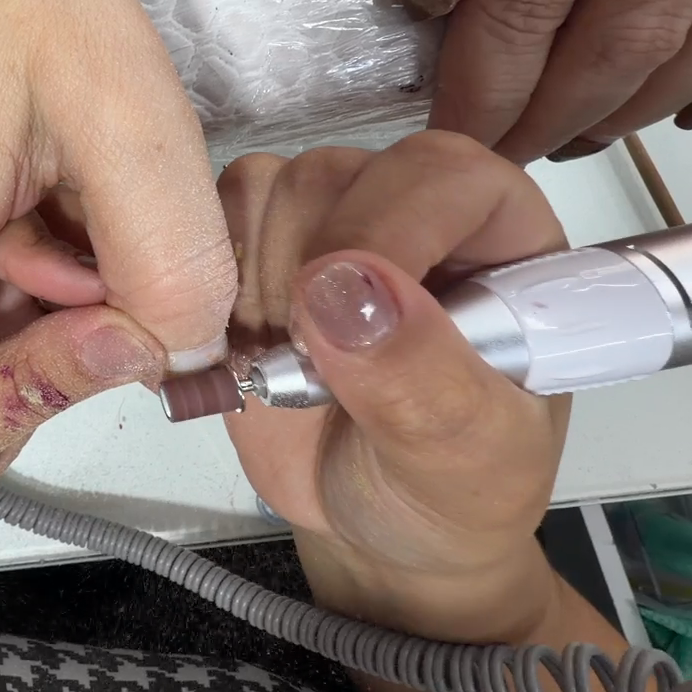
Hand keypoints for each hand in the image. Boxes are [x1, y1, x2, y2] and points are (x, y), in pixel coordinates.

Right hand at [208, 132, 572, 640]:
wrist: (362, 516)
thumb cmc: (440, 491)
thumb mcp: (464, 464)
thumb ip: (422, 383)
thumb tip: (338, 291)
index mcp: (493, 242)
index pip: (439, 174)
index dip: (381, 229)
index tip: (333, 323)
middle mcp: (401, 211)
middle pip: (326, 177)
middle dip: (297, 279)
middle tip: (306, 367)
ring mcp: (317, 224)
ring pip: (257, 193)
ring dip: (247, 288)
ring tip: (276, 363)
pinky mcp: (248, 245)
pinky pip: (205, 219)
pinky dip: (198, 284)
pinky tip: (233, 344)